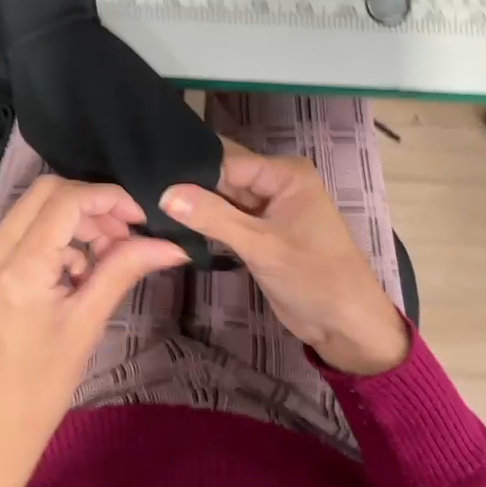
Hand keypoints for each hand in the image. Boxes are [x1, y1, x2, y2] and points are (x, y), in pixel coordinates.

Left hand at [0, 177, 188, 486]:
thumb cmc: (39, 389)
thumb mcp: (86, 325)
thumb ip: (123, 271)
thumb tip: (172, 245)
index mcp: (19, 268)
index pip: (66, 201)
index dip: (109, 199)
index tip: (141, 218)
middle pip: (46, 192)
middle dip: (92, 205)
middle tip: (125, 235)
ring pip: (34, 209)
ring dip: (75, 221)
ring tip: (106, 258)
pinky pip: (24, 232)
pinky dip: (56, 238)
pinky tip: (79, 272)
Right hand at [161, 142, 409, 376]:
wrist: (345, 326)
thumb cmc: (314, 277)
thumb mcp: (261, 245)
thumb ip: (213, 217)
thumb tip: (165, 193)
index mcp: (285, 173)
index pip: (226, 161)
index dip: (189, 168)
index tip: (147, 175)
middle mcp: (274, 183)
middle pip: (221, 175)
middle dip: (188, 183)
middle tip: (140, 188)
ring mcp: (265, 209)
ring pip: (220, 198)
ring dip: (192, 203)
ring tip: (146, 202)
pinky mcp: (257, 233)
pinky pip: (224, 218)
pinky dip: (203, 222)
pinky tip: (168, 221)